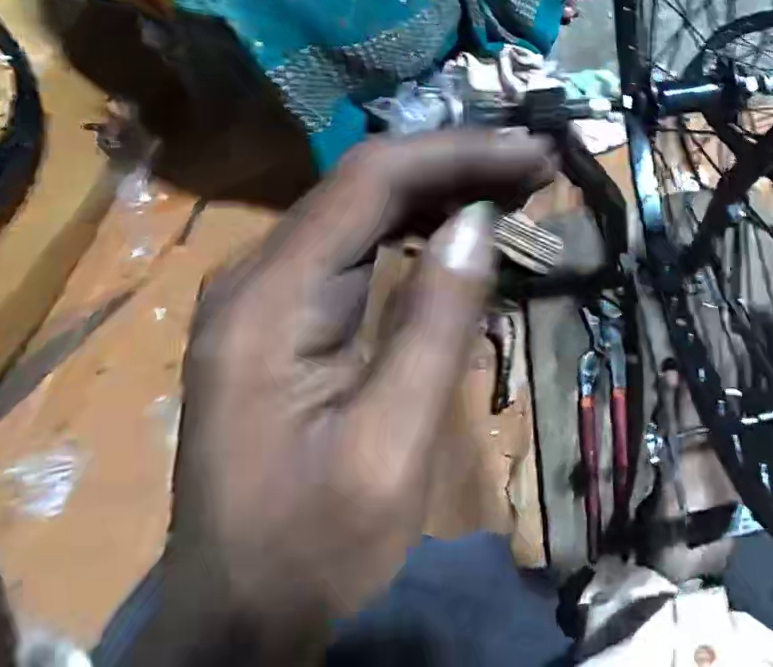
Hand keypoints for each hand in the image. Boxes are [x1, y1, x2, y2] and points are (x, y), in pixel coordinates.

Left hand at [147, 132, 555, 663]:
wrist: (234, 620)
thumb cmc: (314, 548)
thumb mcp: (391, 449)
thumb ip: (435, 325)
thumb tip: (478, 221)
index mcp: (271, 300)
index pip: (370, 181)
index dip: (458, 154)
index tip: (533, 153)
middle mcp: (255, 273)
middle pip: (364, 181)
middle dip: (456, 162)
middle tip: (537, 164)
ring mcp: (261, 287)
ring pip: (360, 202)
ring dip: (440, 186)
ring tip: (515, 185)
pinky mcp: (279, 307)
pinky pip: (353, 238)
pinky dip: (414, 221)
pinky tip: (461, 223)